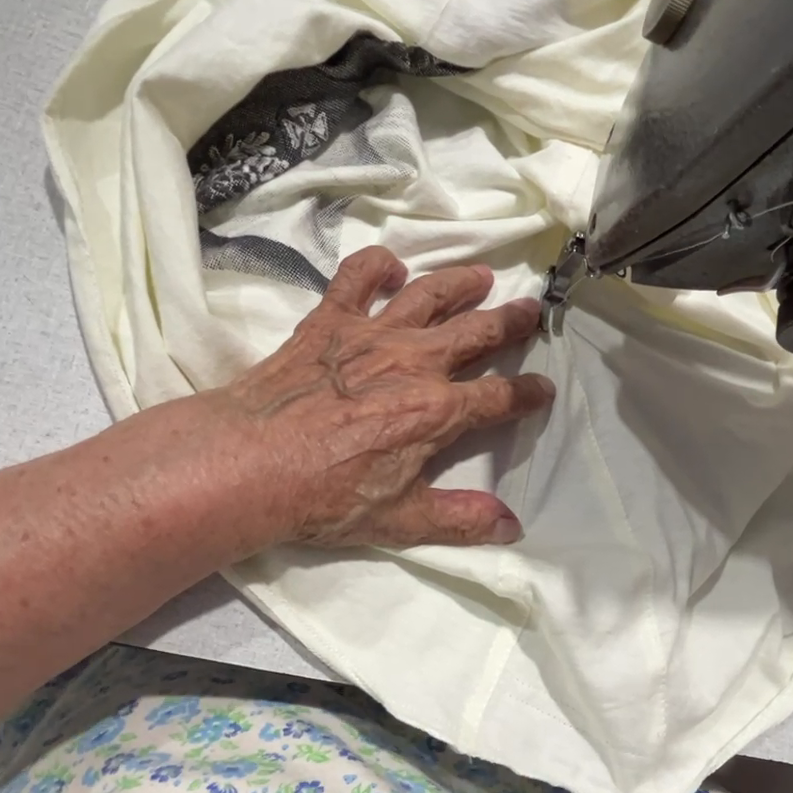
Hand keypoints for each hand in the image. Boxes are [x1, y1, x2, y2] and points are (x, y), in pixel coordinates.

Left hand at [216, 246, 554, 547]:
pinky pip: (358, 278)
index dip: (527, 394)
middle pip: (476, 333)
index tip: (543, 389)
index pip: (499, 398)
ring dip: (460, 283)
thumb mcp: (399, 520)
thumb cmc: (324, 497)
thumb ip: (458, 519)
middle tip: (531, 310)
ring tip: (482, 276)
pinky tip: (391, 268)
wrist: (249, 462)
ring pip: (428, 295)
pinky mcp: (329, 320)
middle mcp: (414, 362)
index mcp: (437, 411)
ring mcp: (371, 334)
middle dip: (510, 322)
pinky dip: (377, 265)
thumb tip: (511, 527)